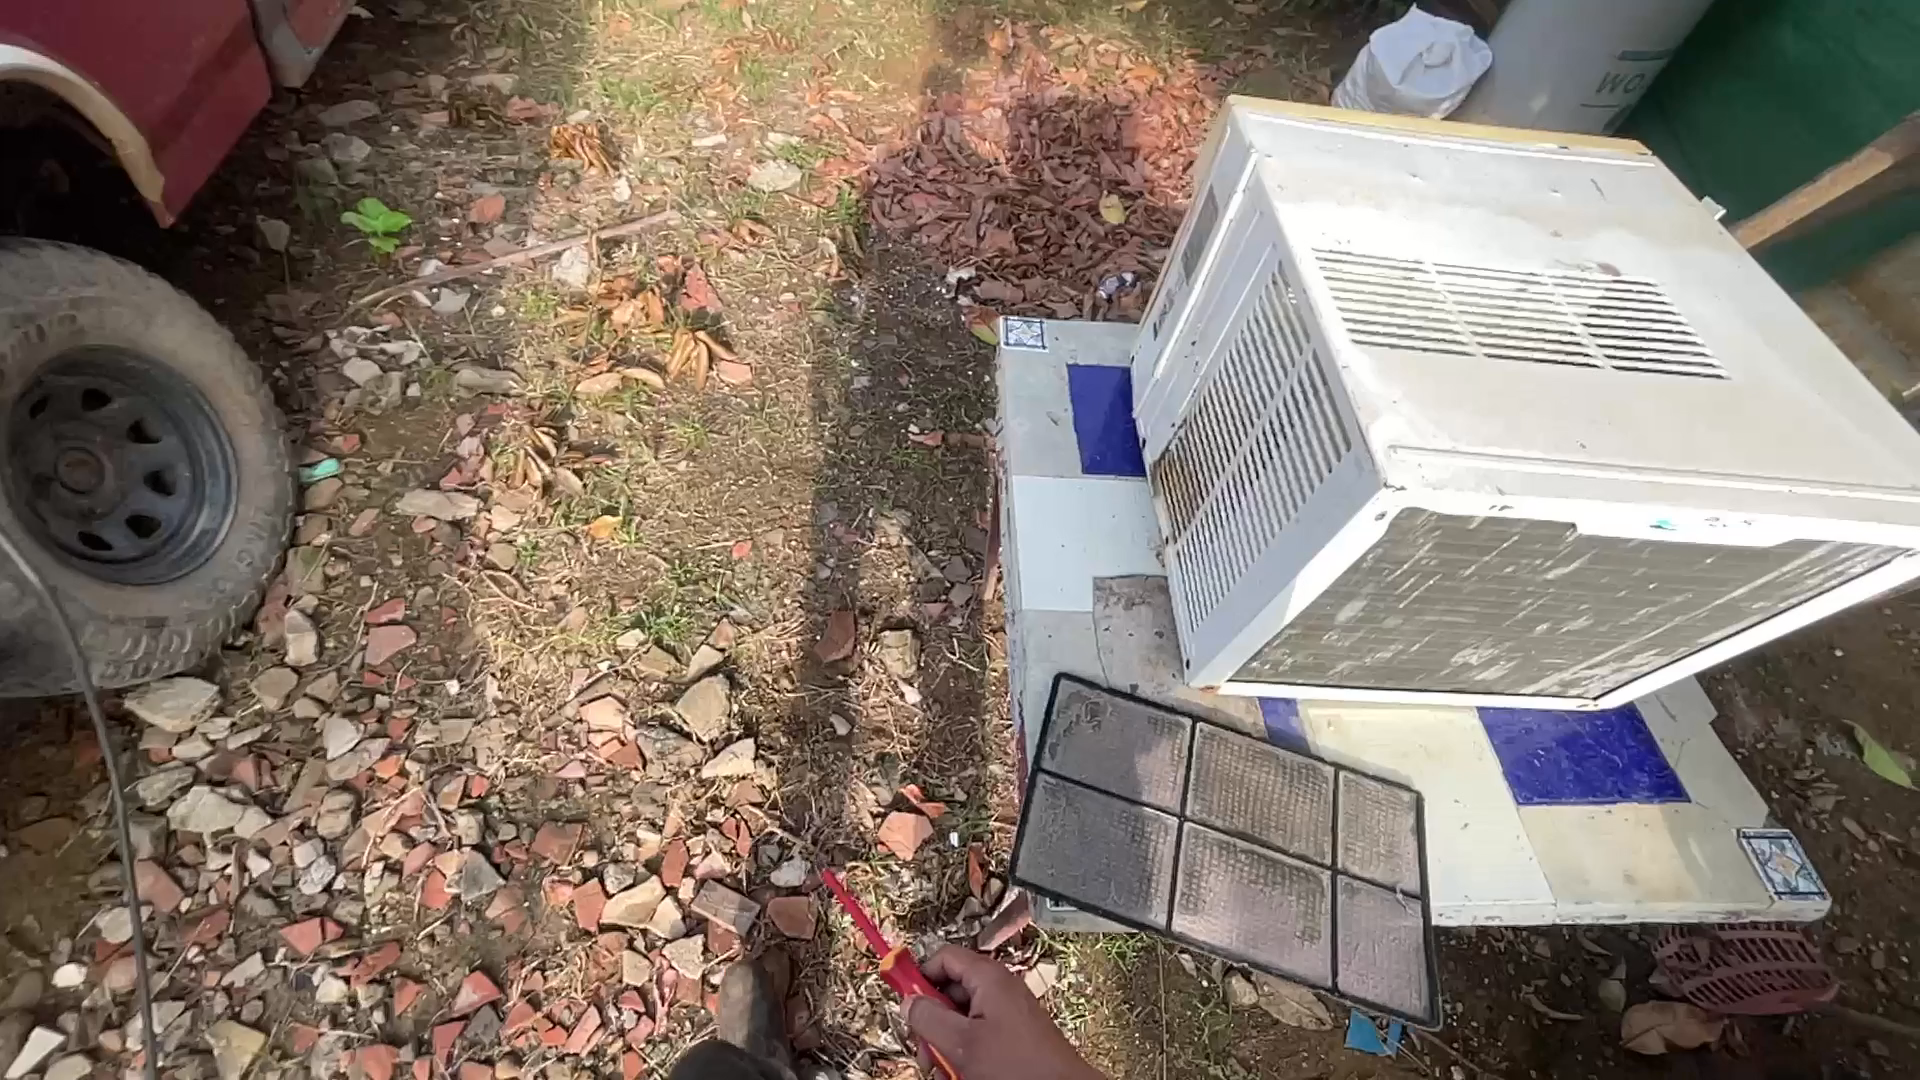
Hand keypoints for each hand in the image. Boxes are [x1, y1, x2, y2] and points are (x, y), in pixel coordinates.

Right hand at [904, 947, 1104, 1079]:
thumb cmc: (1017, 1066)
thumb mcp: (962, 1044)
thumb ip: (929, 1019)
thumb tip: (907, 1001)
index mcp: (987, 976)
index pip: (943, 958)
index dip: (920, 977)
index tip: (905, 1003)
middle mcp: (996, 988)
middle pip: (949, 992)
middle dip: (933, 1024)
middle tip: (928, 1054)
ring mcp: (1005, 1013)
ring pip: (961, 1020)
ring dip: (947, 1046)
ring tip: (948, 1073)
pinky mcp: (1011, 1036)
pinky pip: (977, 1037)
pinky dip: (966, 1056)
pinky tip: (964, 1076)